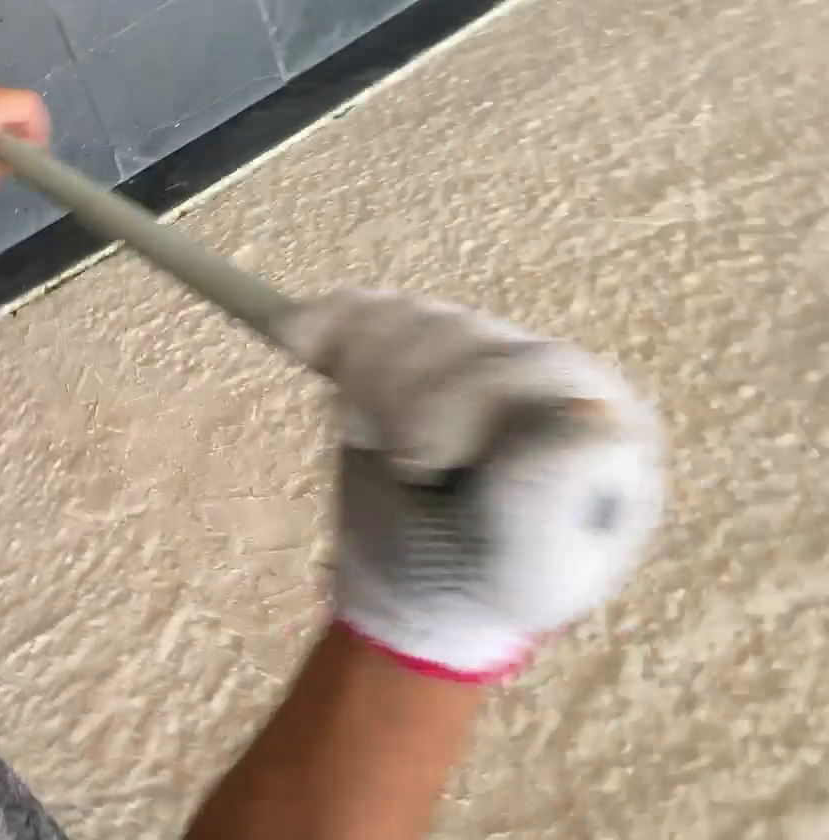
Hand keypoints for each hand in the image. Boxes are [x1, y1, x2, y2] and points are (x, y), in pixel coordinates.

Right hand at [279, 289, 663, 681]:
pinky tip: (297, 341)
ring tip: (366, 437)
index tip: (413, 467)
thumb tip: (586, 412)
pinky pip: (361, 308)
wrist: (410, 580)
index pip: (515, 365)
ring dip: (358, 379)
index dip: (446, 405)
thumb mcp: (516, 566)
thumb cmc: (472, 582)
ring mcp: (472, 352)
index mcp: (593, 422)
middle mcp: (542, 375)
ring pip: (400, 318)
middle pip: (447, 335)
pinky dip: (322, 324)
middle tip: (397, 466)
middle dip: (395, 402)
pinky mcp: (411, 348)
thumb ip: (544, 495)